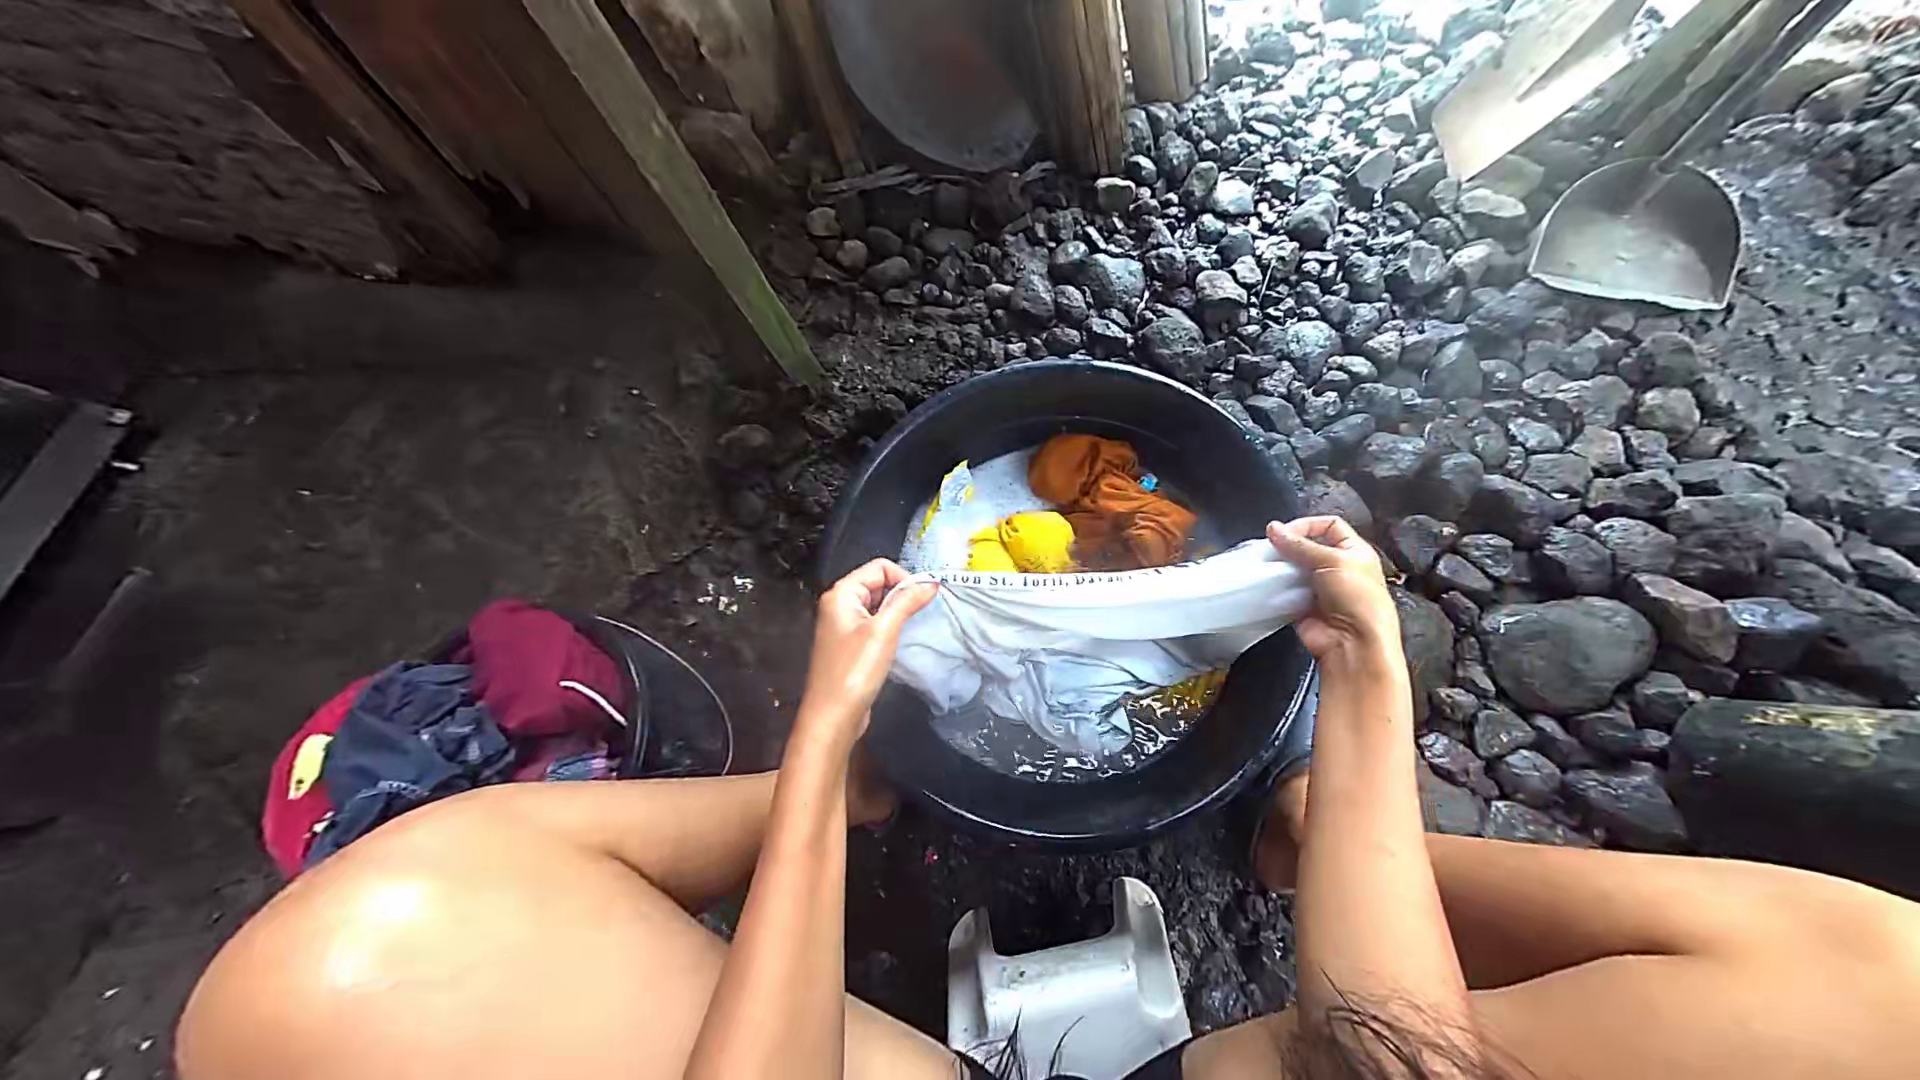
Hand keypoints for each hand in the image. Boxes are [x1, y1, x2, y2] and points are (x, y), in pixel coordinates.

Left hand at [798, 559, 938, 741]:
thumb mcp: (884, 631)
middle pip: (879, 583)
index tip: (924, 598)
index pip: (879, 567)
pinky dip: (891, 628)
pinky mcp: (851, 645)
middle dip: (902, 594)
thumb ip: (907, 602)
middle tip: (921, 614)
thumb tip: (931, 583)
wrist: (832, 718)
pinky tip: (901, 642)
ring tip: (913, 628)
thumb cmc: (854, 671)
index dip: (904, 578)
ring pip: (879, 605)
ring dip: (898, 612)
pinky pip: (875, 625)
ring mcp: (844, 626)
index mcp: (841, 594)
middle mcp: (839, 605)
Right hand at [1266, 516, 1399, 666]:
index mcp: (1354, 552)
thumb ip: (1299, 544)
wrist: (1353, 643)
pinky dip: (1276, 586)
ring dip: (1280, 567)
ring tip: (1266, 566)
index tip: (1285, 533)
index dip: (1307, 525)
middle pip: (1306, 546)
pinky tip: (1266, 583)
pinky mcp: (1302, 604)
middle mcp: (1337, 567)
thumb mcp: (1332, 561)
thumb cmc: (1356, 599)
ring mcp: (1319, 587)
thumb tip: (1273, 528)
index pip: (1329, 526)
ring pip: (1293, 567)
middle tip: (1270, 549)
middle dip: (1288, 547)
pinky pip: (1285, 589)